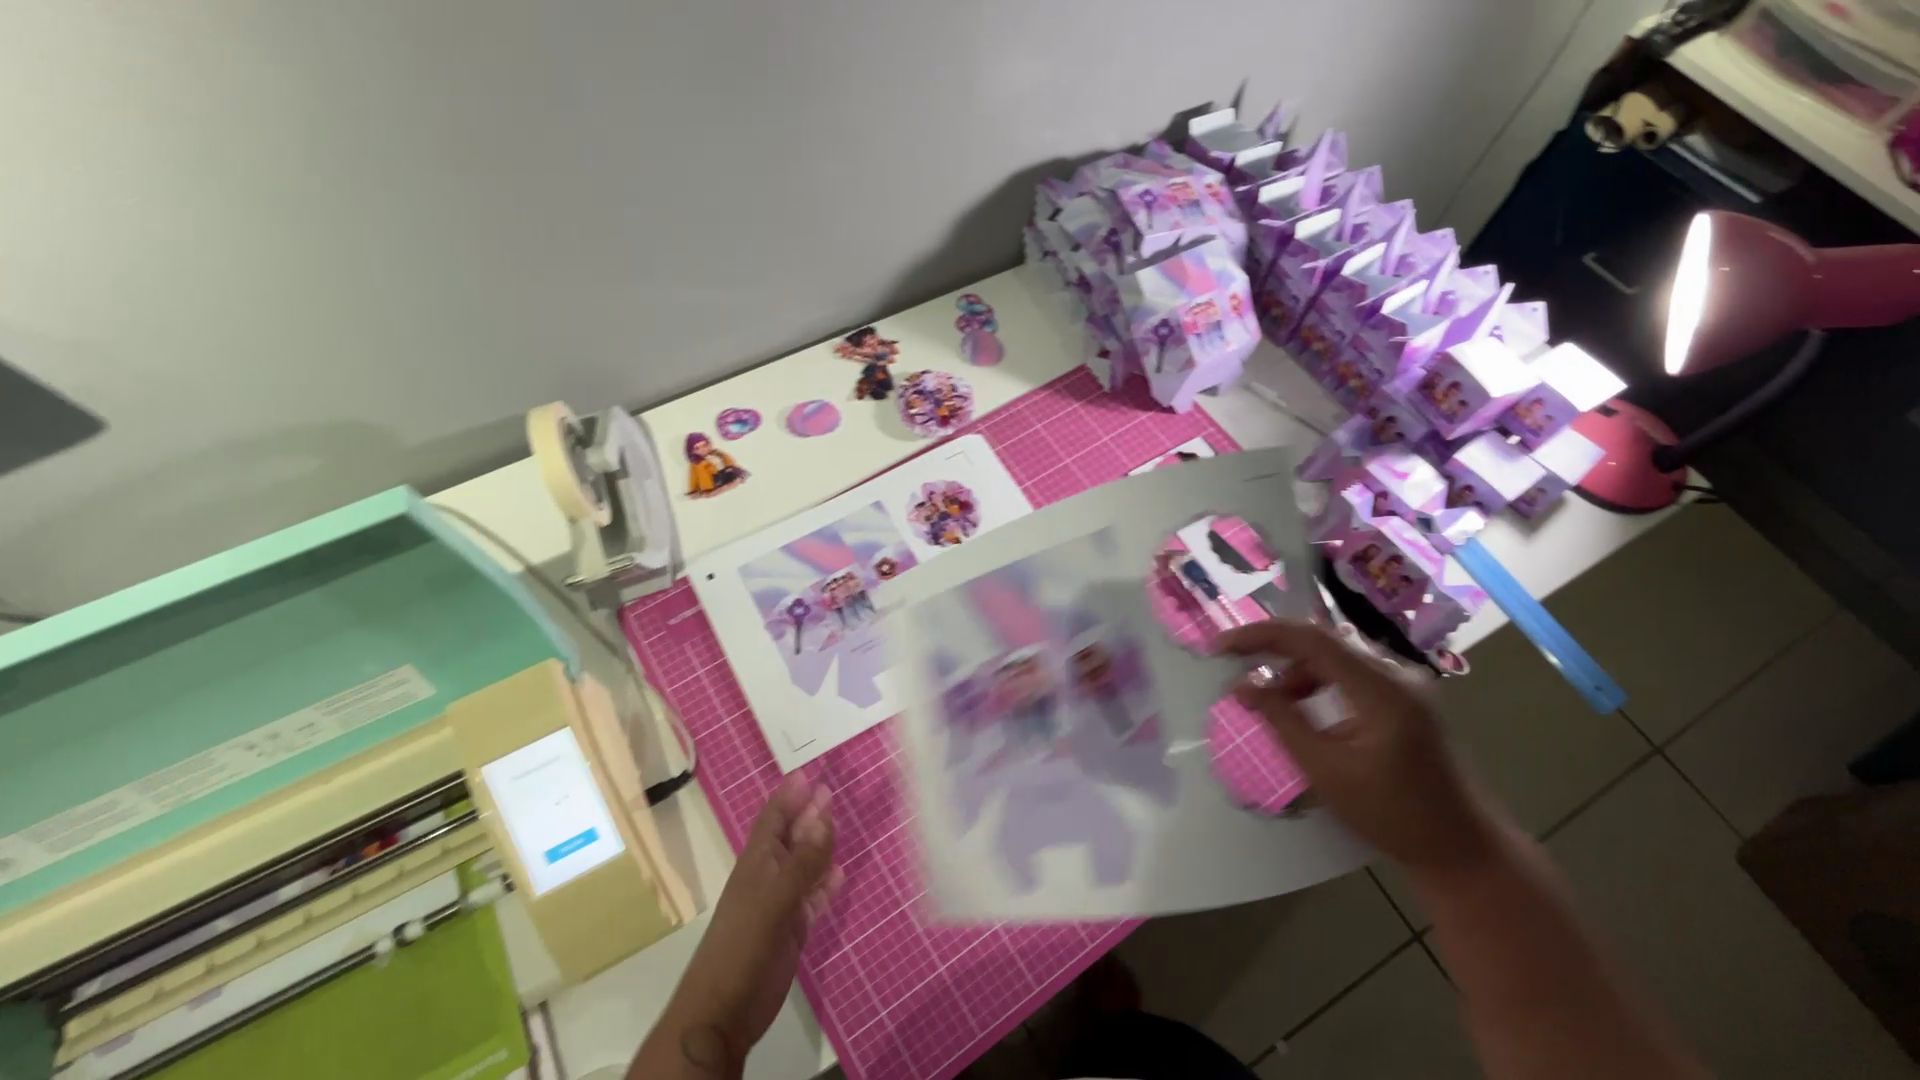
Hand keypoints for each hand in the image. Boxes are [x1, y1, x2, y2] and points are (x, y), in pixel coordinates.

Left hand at [644, 776, 843, 1077]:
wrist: (724, 1009)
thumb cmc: (742, 947)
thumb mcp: (774, 899)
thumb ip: (803, 862)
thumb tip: (825, 817)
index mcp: (757, 864)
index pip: (774, 819)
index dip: (789, 796)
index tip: (808, 772)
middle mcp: (769, 877)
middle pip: (792, 837)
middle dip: (809, 814)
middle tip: (831, 790)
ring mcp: (780, 904)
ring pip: (805, 865)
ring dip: (820, 845)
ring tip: (839, 822)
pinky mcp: (793, 930)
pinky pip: (813, 896)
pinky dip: (826, 883)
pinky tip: (841, 873)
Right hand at [1214, 619, 1500, 878]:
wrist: (1463, 849)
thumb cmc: (1394, 815)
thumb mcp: (1326, 770)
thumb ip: (1283, 721)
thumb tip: (1242, 687)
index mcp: (1380, 688)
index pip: (1311, 639)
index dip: (1260, 636)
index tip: (1220, 647)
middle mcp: (1396, 676)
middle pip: (1324, 644)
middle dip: (1274, 653)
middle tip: (1233, 667)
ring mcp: (1405, 689)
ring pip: (1337, 661)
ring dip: (1296, 674)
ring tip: (1266, 702)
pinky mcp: (1405, 704)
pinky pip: (1352, 679)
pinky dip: (1319, 687)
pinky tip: (1301, 713)